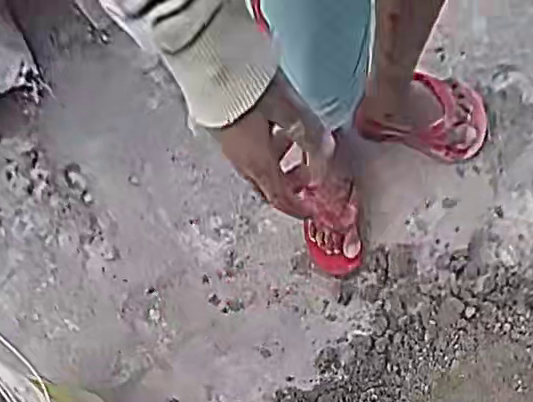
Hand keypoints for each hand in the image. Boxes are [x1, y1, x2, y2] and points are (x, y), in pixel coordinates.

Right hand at [214, 76, 315, 219]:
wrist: (205, 61)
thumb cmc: (246, 85)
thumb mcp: (287, 109)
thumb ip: (310, 133)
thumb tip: (327, 151)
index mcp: (259, 164)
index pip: (281, 199)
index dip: (298, 209)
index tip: (310, 210)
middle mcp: (242, 161)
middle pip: (269, 186)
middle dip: (291, 185)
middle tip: (308, 175)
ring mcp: (230, 146)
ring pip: (259, 168)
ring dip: (280, 163)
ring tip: (292, 141)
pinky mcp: (222, 129)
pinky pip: (248, 151)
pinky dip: (266, 148)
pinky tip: (272, 126)